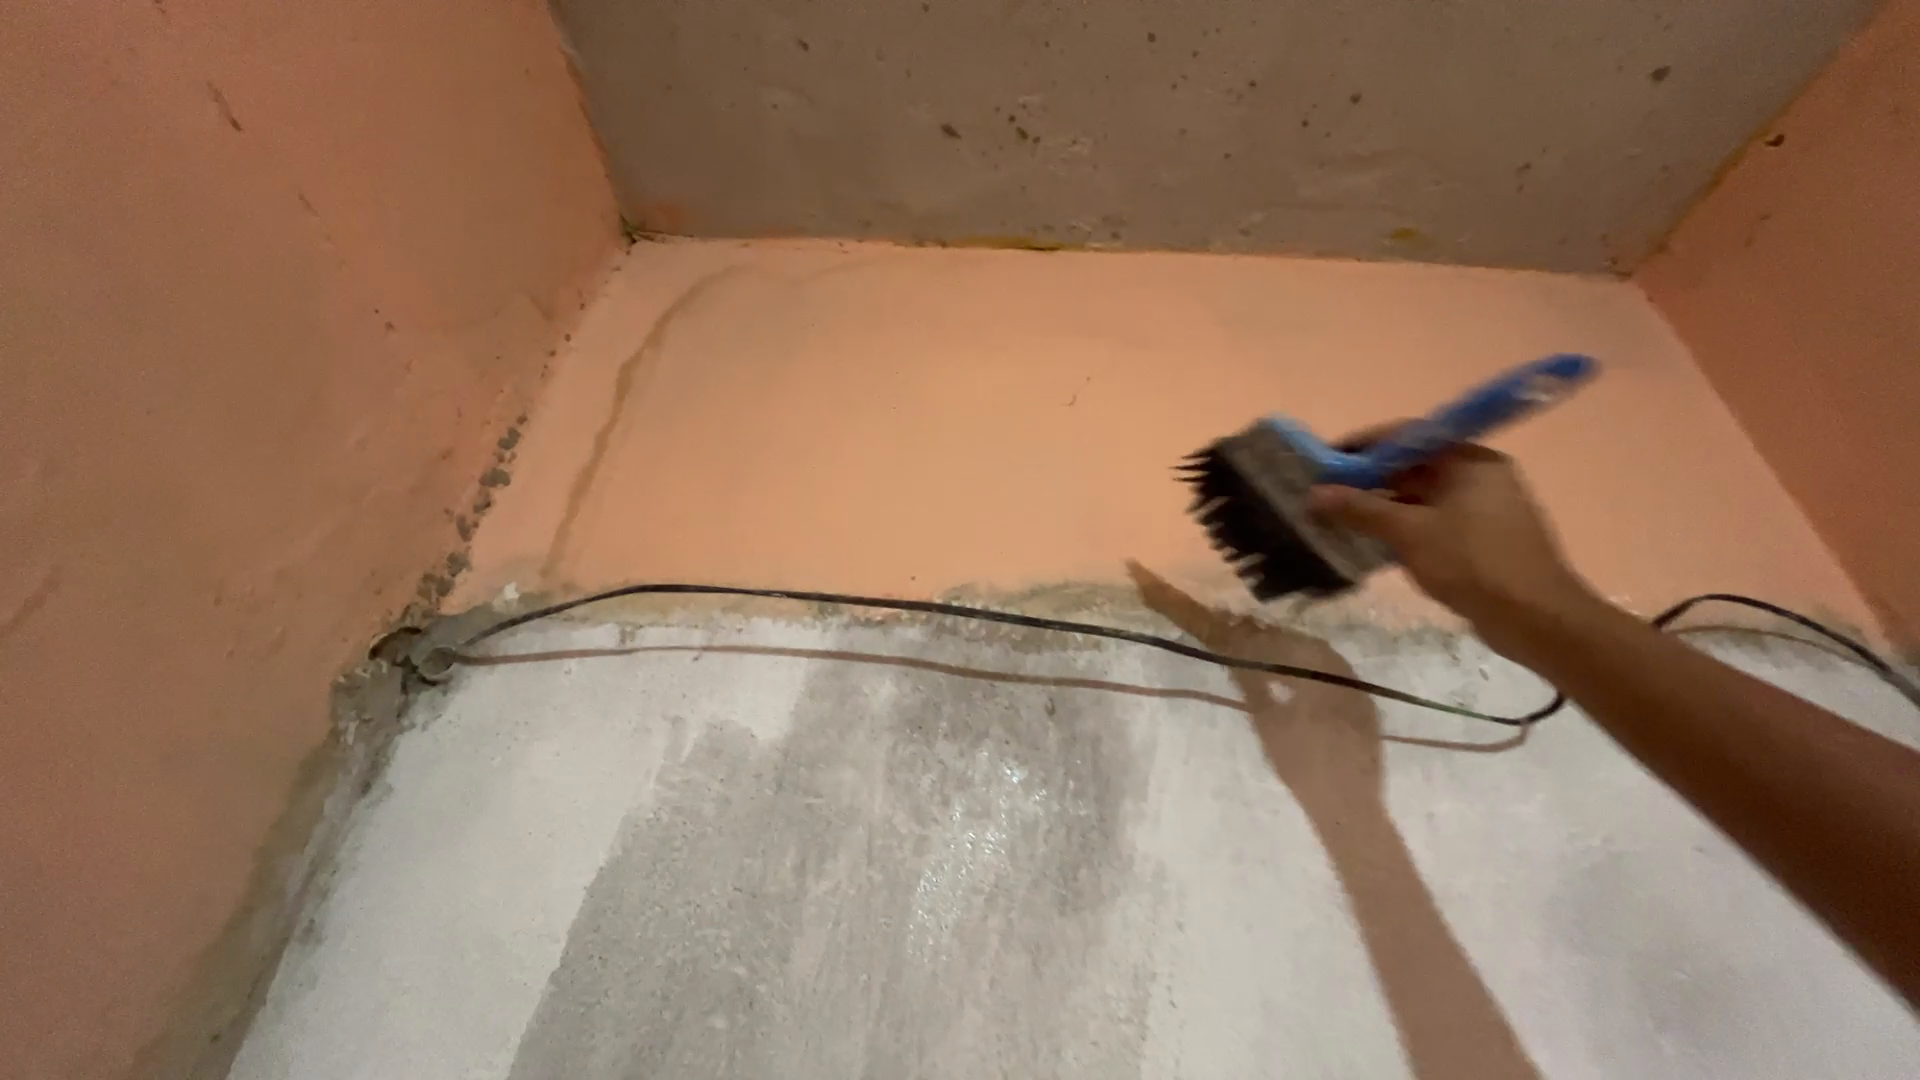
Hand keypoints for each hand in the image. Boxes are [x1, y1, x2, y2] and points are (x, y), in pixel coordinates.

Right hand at [1307, 435, 1605, 663]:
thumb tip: (1314, 494)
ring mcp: (1483, 506)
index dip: (1361, 448)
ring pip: (1419, 495)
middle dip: (1366, 480)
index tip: (1324, 462)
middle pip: (1411, 466)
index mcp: (1469, 460)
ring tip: (1339, 518)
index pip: (1405, 437)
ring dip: (1380, 505)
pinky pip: (1431, 518)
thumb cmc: (1472, 563)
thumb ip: (1359, 509)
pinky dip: (1401, 525)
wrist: (1536, 619)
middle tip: (1324, 494)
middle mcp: (1479, 474)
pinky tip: (1372, 541)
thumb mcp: (1408, 532)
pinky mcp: (1481, 536)